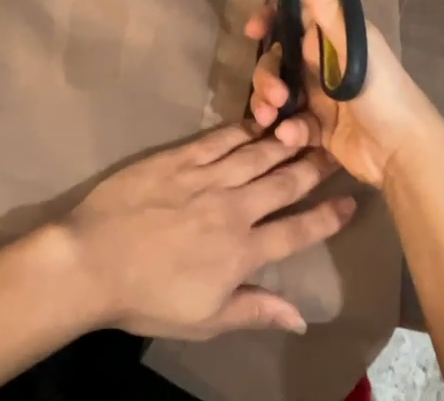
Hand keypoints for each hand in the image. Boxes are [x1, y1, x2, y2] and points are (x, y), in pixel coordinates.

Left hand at [57, 123, 355, 339]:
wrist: (91, 260)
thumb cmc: (147, 298)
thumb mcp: (205, 321)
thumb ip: (254, 310)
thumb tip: (301, 317)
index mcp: (242, 252)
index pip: (296, 230)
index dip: (327, 217)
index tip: (352, 202)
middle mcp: (231, 208)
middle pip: (283, 183)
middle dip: (314, 167)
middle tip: (337, 151)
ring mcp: (204, 178)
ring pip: (255, 155)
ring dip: (285, 142)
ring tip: (308, 129)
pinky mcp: (178, 158)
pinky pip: (218, 139)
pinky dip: (242, 130)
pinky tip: (258, 123)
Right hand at [247, 0, 443, 188]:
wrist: (402, 151)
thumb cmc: (380, 89)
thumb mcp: (350, 41)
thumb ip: (327, 1)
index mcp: (332, 36)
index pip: (291, 17)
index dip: (269, 20)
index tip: (253, 31)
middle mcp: (323, 62)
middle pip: (276, 60)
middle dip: (266, 76)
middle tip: (276, 96)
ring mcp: (319, 97)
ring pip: (277, 92)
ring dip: (267, 103)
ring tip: (273, 119)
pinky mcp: (320, 128)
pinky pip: (291, 123)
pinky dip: (288, 130)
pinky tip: (293, 136)